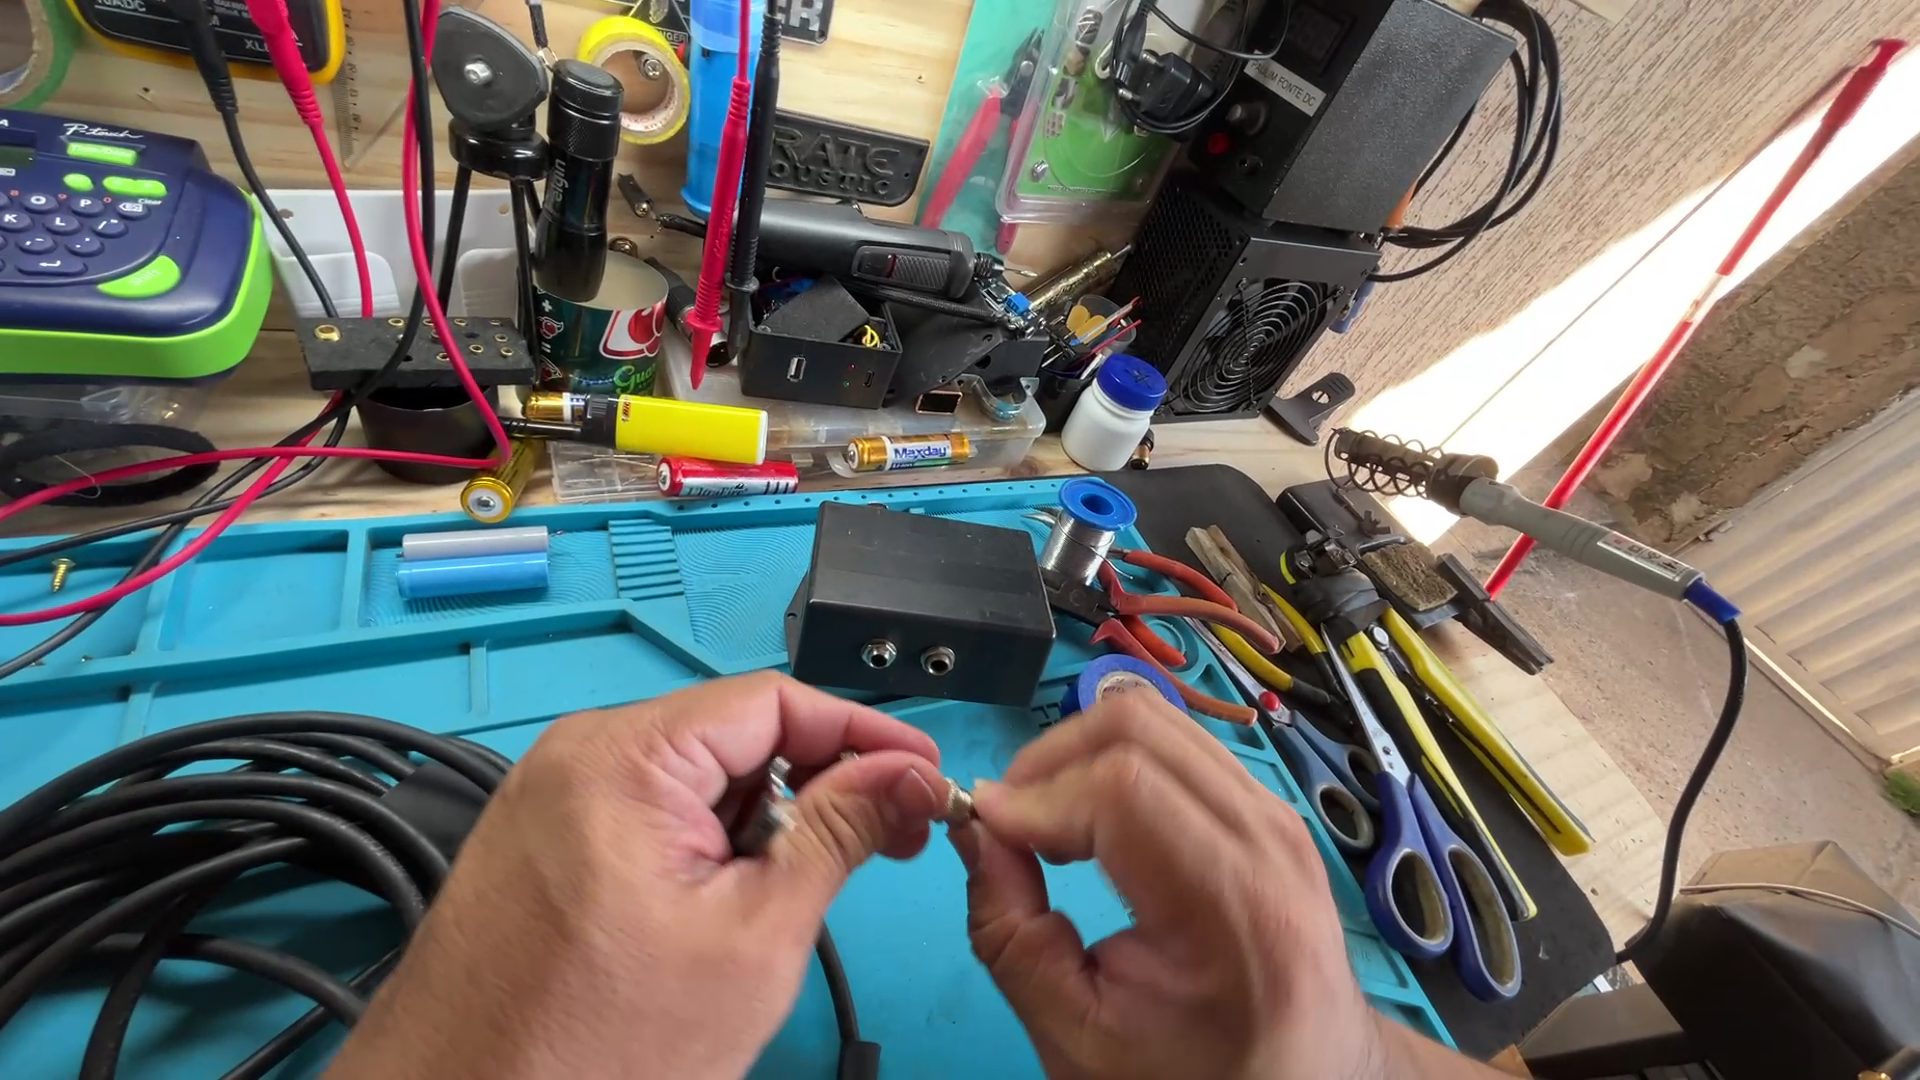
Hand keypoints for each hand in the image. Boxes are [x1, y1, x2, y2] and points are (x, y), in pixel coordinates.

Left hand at [326, 673, 947, 1079]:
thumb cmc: (596, 1060)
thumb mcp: (756, 936)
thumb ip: (841, 832)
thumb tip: (908, 775)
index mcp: (626, 755)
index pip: (776, 700)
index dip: (861, 731)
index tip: (920, 770)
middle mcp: (584, 751)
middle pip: (742, 733)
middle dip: (823, 779)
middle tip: (890, 833)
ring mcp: (559, 791)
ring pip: (707, 772)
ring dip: (775, 815)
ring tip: (819, 876)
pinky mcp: (552, 832)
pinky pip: (664, 805)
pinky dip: (721, 837)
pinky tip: (749, 890)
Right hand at [955, 691, 1472, 1079]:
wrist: (1307, 1075)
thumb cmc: (1193, 1074)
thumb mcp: (1078, 1038)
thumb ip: (1009, 935)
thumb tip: (974, 829)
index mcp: (1233, 907)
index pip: (1122, 790)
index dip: (1038, 795)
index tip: (988, 828)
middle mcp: (1263, 836)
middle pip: (1135, 728)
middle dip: (1049, 758)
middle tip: (1010, 816)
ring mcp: (1270, 806)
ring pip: (1151, 714)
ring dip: (1077, 748)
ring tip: (1045, 810)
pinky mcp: (1261, 797)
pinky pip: (1172, 734)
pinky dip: (1111, 752)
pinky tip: (1091, 807)